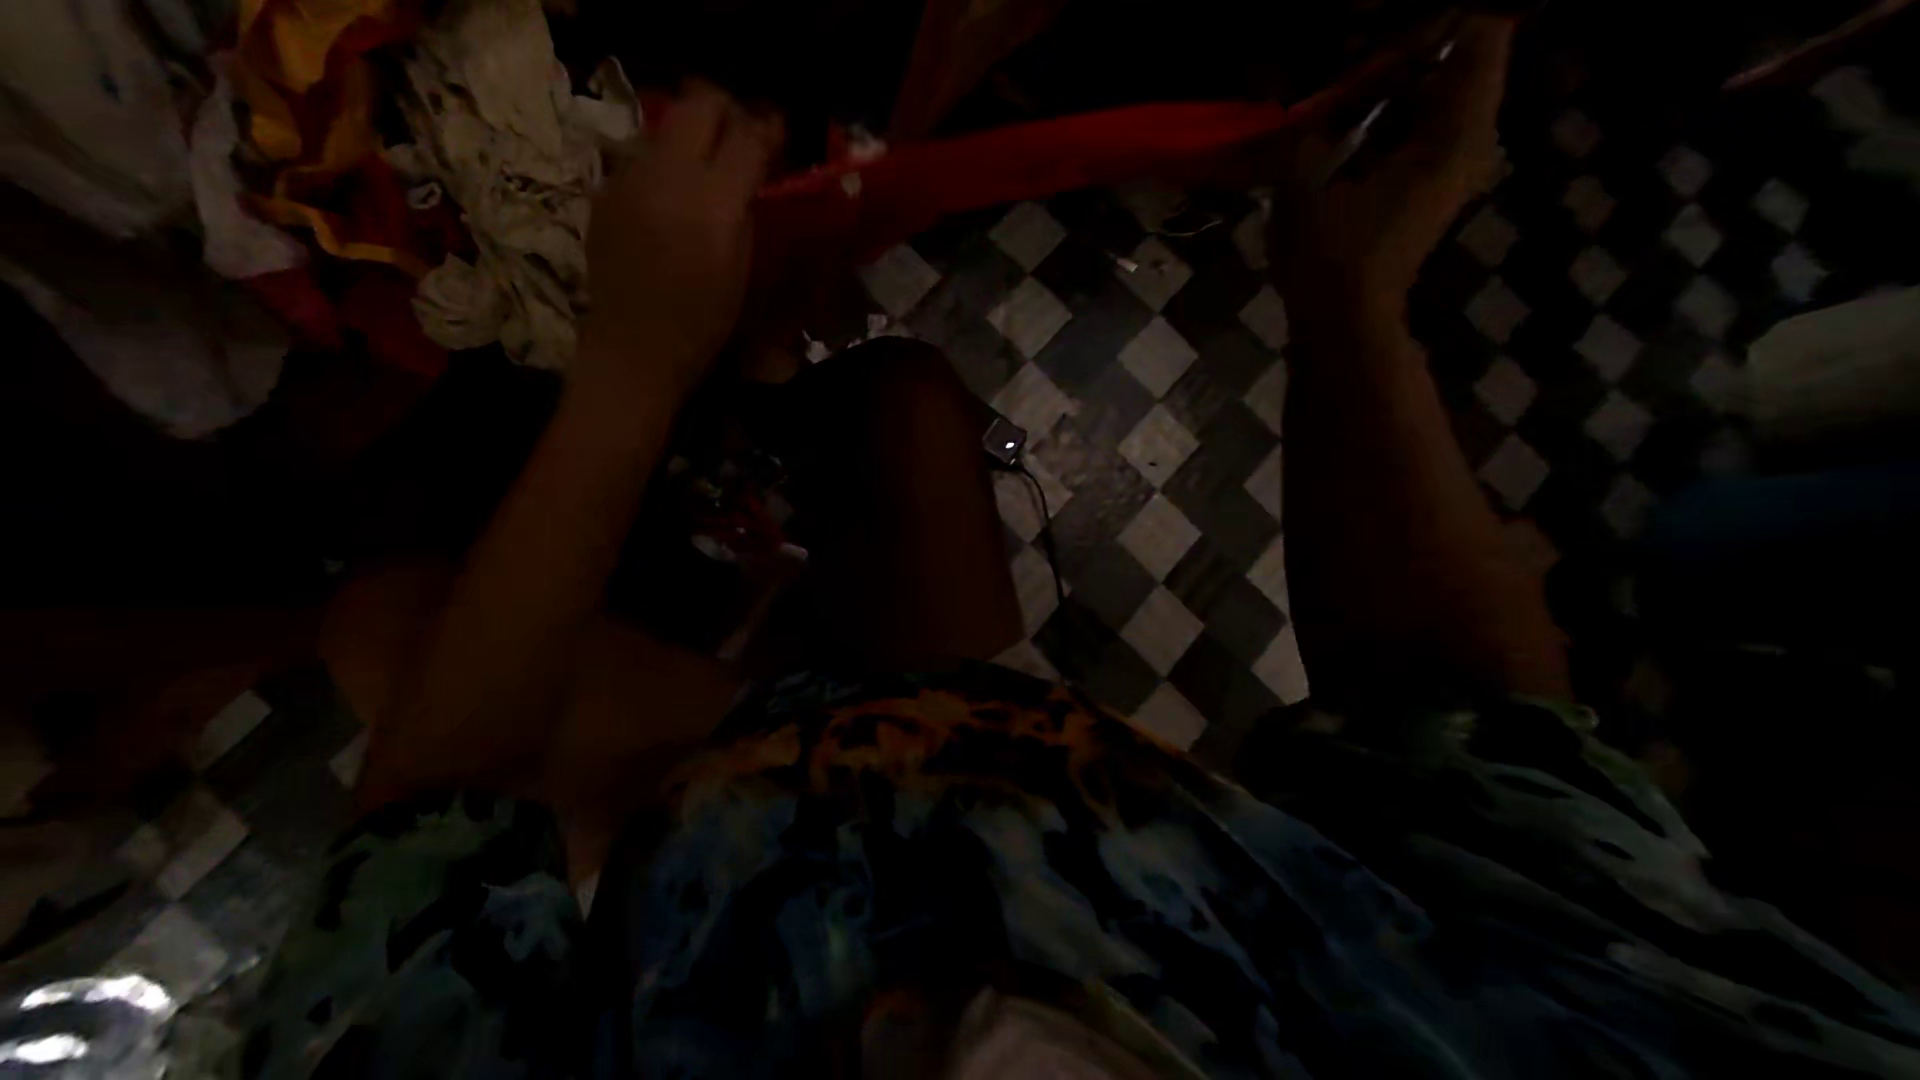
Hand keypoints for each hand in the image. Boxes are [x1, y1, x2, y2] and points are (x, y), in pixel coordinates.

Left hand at [580, 83, 783, 394]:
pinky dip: (666, 170)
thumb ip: (745, 212)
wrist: (635, 347)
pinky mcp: (606, 191)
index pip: (747, 136)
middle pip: (698, 103)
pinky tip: (672, 205)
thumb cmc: (703, 323)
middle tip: (742, 138)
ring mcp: (629, 177)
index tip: (779, 134)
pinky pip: (643, 161)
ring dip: (693, 141)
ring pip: (667, 129)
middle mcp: (667, 174)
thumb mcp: (742, 269)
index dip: (769, 129)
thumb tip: (747, 180)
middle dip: (726, 112)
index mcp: (712, 202)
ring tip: (707, 175)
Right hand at [1268, 16, 1513, 317]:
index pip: (1479, 31)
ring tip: (1335, 100)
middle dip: (1401, 54)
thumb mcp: (1305, 182)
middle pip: (1455, 63)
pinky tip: (1342, 131)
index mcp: (1455, 132)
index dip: (1430, 22)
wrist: (1343, 325)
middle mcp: (1469, 142)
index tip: (1376, 38)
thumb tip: (1310, 99)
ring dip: (1388, 90)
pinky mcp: (1428, 190)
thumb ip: (1311, 124)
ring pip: (1433, 98)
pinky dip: (1385, 121)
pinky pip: (1418, 130)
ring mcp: (1451, 169)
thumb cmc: (1329, 257)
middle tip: (1346, 68)